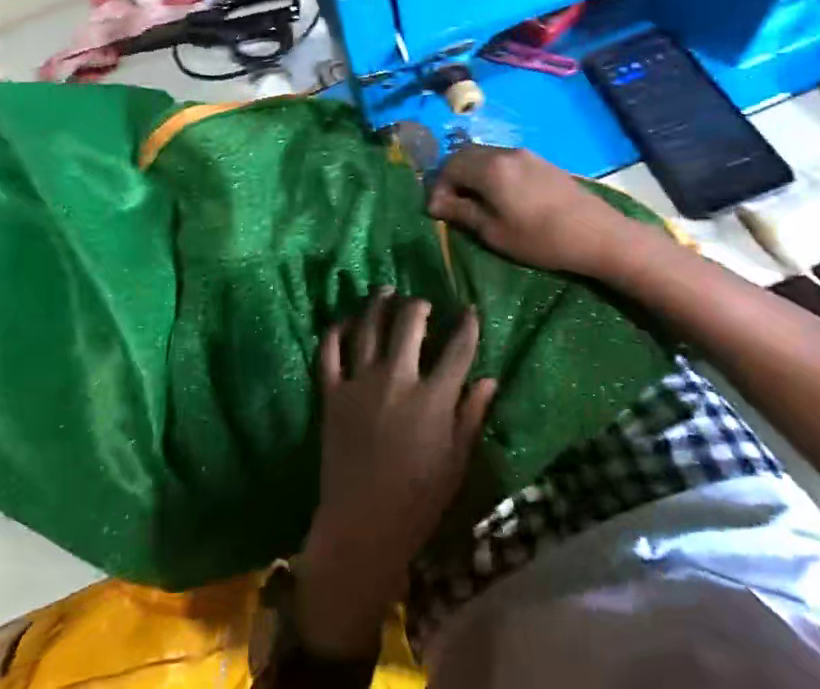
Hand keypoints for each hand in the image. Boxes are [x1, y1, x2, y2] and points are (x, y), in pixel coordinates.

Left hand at [295, 290, 497, 658]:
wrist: (361, 527)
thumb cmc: (418, 499)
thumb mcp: (456, 460)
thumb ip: (471, 415)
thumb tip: (489, 379)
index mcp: (433, 398)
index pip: (458, 348)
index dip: (467, 325)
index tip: (471, 310)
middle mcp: (397, 380)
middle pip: (409, 324)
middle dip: (419, 305)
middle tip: (423, 303)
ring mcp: (360, 384)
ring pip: (369, 328)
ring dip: (379, 304)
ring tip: (386, 291)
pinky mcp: (332, 396)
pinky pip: (329, 353)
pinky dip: (336, 332)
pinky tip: (345, 321)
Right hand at [427, 145, 643, 276]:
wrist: (595, 233)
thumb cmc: (539, 238)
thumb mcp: (493, 232)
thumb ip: (461, 212)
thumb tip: (436, 203)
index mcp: (489, 167)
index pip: (449, 166)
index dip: (438, 187)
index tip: (438, 212)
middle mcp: (505, 152)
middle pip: (466, 155)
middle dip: (453, 177)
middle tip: (453, 206)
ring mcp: (526, 154)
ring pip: (486, 156)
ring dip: (473, 175)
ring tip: (476, 204)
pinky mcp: (542, 162)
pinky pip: (505, 161)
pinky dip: (492, 174)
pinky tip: (501, 198)